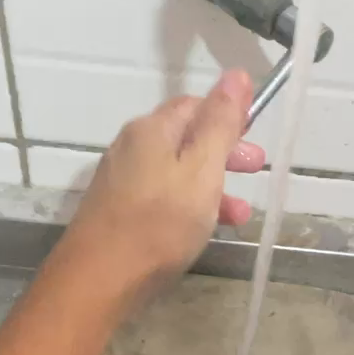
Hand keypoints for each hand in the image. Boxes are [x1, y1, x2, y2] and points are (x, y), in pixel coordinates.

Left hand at [61, 69, 265, 285]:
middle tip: (255, 170)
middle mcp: (130, 148)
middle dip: (224, 154)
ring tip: (240, 215)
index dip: (228, 116)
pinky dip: (187, 207)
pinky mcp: (115, 214)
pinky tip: (201, 231)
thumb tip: (237, 74)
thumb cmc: (158, 225)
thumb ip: (221, 125)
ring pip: (174, 174)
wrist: (99, 280)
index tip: (254, 136)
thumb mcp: (201, 170)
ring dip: (211, 188)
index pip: (195, 105)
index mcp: (152, 130)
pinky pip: (159, 199)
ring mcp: (119, 182)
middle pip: (184, 140)